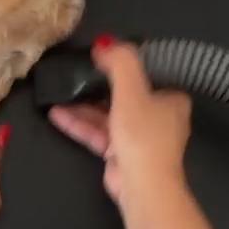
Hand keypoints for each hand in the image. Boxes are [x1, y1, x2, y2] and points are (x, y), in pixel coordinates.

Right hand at [47, 37, 190, 206]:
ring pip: (108, 114)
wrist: (143, 185)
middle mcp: (158, 117)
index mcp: (172, 99)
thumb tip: (104, 42)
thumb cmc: (143, 134)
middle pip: (124, 94)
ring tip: (57, 93)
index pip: (146, 74)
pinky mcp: (120, 153)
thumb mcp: (132, 90)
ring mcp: (138, 137)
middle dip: (96, 86)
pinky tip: (57, 114)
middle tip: (73, 73)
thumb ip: (120, 62)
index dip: (123, 65)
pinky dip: (80, 124)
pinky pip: (98, 132)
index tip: (99, 56)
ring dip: (83, 106)